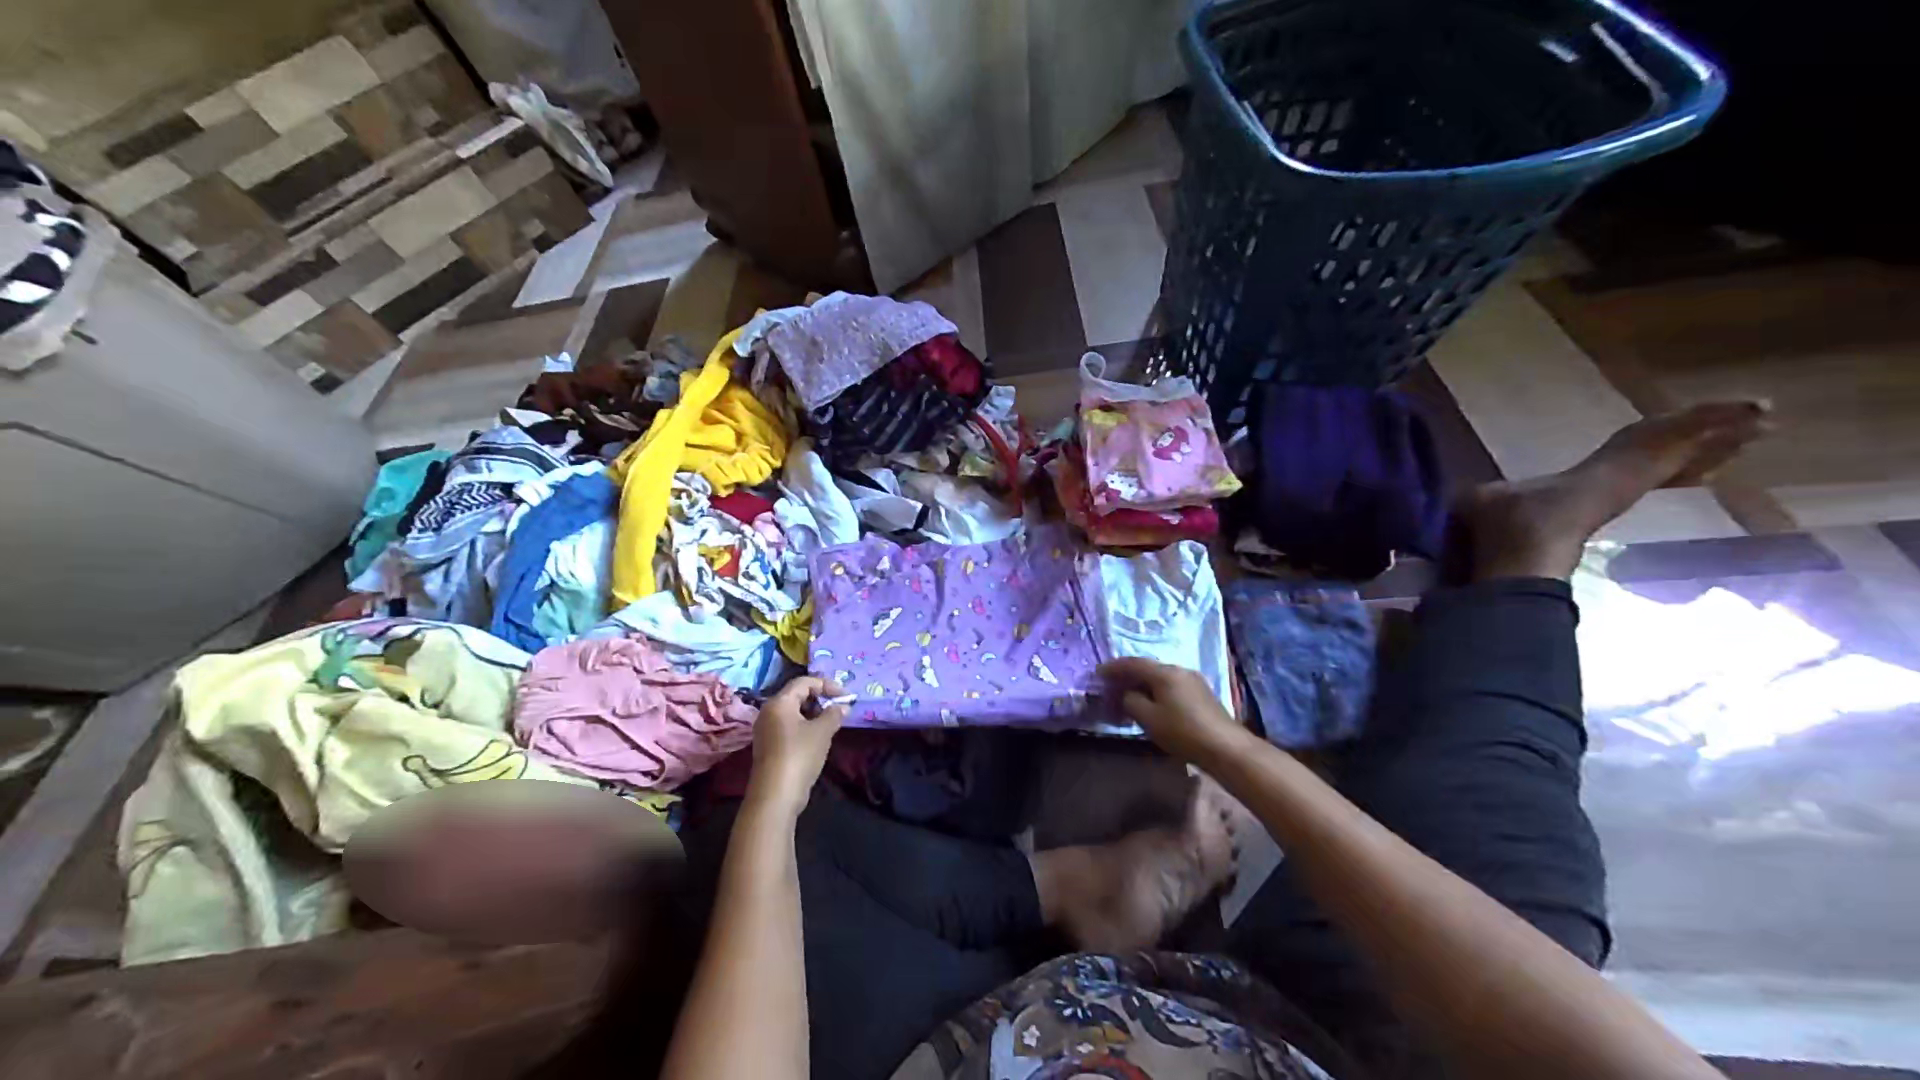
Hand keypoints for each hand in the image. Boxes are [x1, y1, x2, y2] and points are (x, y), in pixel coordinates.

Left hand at [748, 677, 845, 811]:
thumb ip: (834, 714)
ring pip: (793, 712)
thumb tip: (843, 706)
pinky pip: (788, 726)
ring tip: (832, 722)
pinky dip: (805, 726)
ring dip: (814, 713)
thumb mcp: (822, 732)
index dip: (827, 685)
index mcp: (779, 702)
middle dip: (820, 698)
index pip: (804, 682)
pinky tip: (818, 737)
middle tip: (839, 708)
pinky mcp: (768, 745)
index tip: (845, 696)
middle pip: (797, 695)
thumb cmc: (799, 755)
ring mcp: (766, 730)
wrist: (775, 795)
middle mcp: (768, 712)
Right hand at [1100, 658, 1248, 764]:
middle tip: (1110, 686)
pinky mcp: (1201, 694)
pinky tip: (1151, 703)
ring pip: (1160, 677)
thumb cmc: (1182, 731)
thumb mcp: (1148, 718)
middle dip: (1127, 676)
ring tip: (1128, 696)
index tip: (1098, 674)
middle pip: (1147, 668)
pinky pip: (1171, 686)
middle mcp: (1179, 670)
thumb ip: (1131, 701)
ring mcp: (1193, 681)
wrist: (1225, 747)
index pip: (1132, 663)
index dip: (1113, 668)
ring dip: (1142, 684)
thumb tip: (1126, 693)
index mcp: (1165, 672)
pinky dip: (1156, 691)